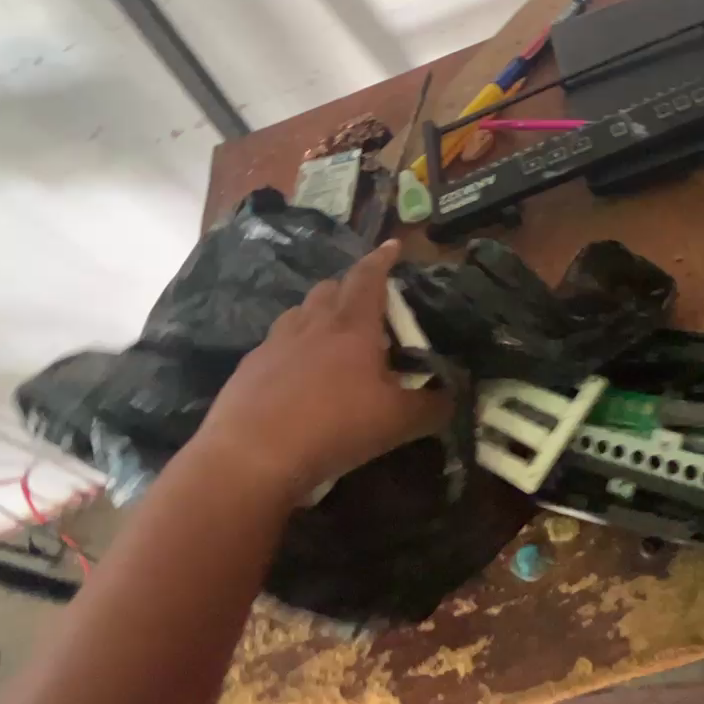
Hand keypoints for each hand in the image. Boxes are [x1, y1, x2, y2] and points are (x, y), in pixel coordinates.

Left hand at [190, 239, 444, 499]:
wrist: (252, 457)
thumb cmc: (334, 427)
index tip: (393, 246)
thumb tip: (453, 399)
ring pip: (300, 312)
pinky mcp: (249, 368)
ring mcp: (275, 343)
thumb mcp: (398, 423)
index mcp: (352, 325)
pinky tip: (298, 377)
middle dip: (350, 288)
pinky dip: (293, 349)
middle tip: (368, 306)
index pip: (369, 276)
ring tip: (332, 339)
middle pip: (330, 287)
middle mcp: (312, 324)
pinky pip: (276, 344)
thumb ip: (432, 407)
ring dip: (319, 315)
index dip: (383, 259)